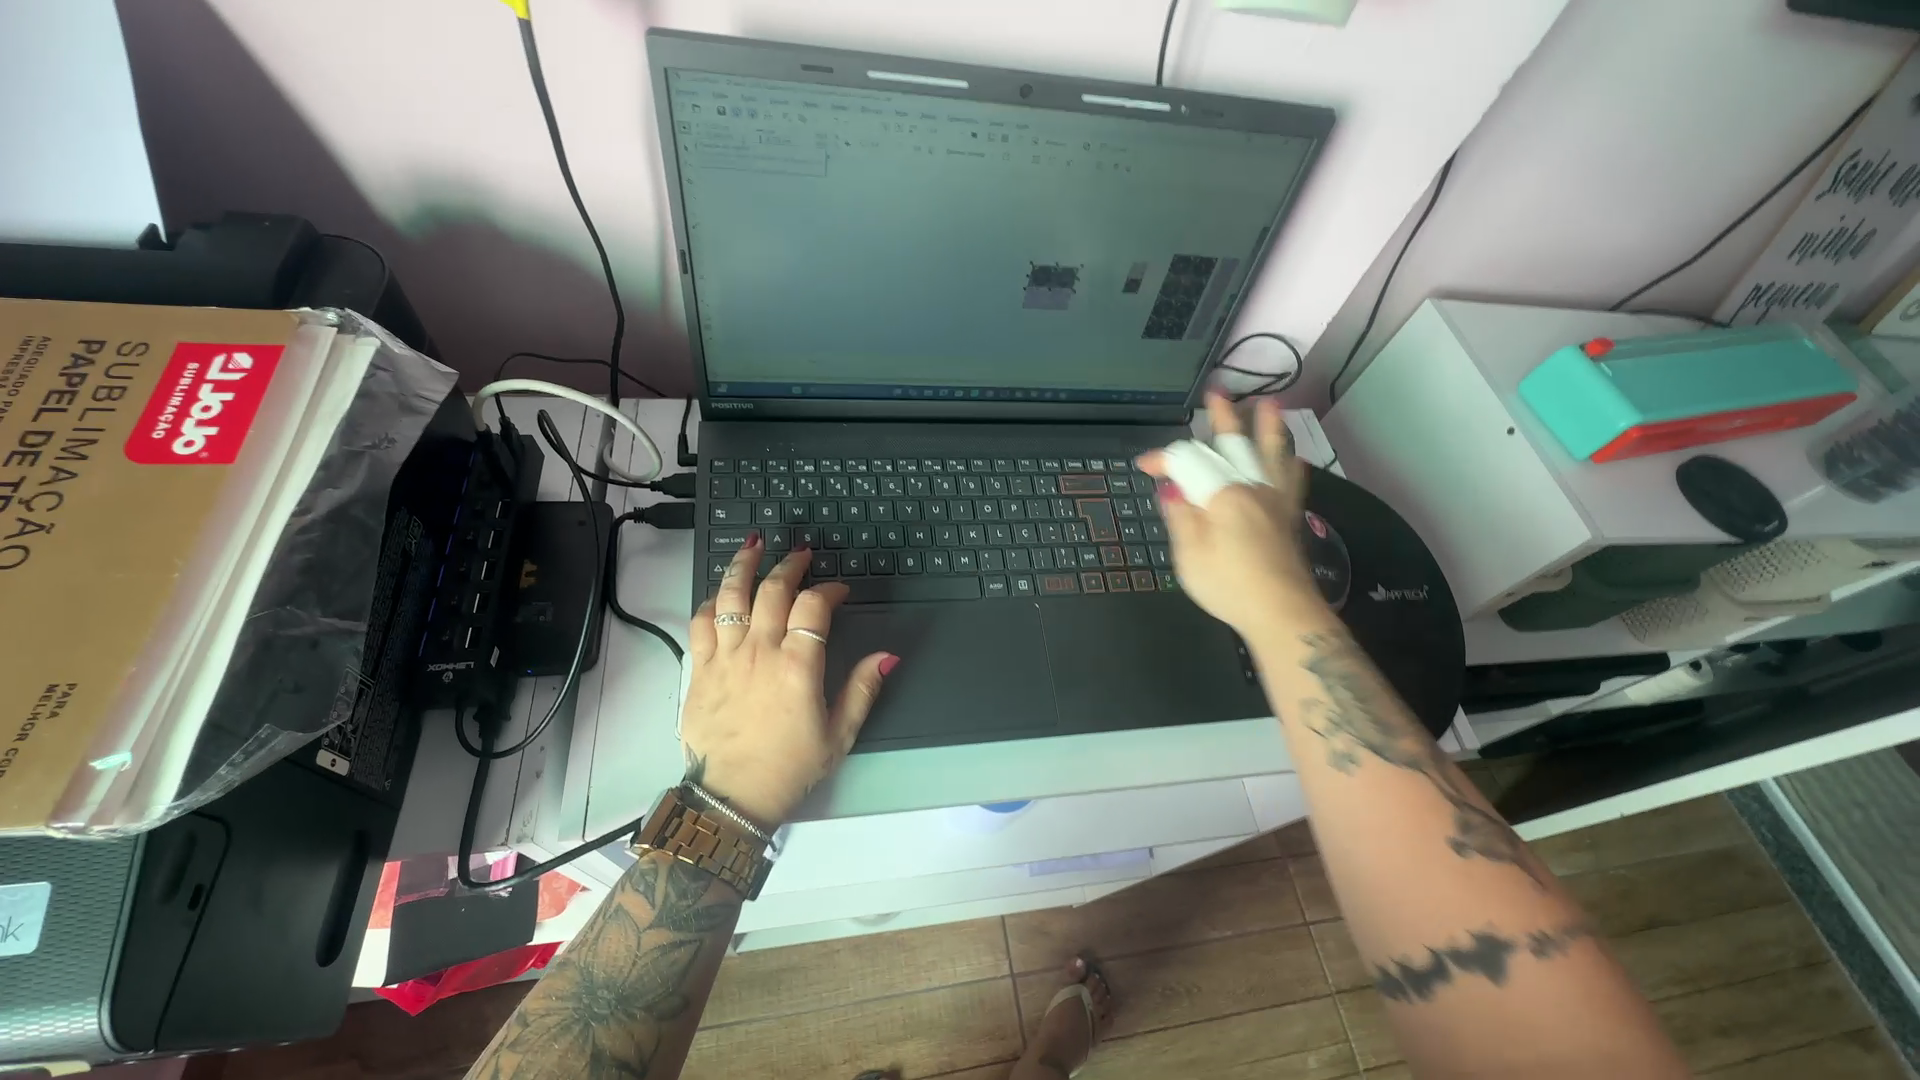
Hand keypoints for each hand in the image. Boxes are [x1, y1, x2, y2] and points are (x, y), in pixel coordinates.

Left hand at [681, 535, 896, 828]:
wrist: (732, 797)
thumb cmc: (788, 768)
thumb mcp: (839, 734)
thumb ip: (863, 689)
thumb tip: (887, 656)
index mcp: (798, 667)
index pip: (815, 607)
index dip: (829, 589)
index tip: (838, 590)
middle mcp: (760, 652)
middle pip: (773, 590)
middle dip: (790, 564)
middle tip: (801, 553)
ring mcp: (725, 658)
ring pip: (731, 595)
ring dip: (743, 565)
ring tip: (753, 545)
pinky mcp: (700, 670)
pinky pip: (701, 622)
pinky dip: (712, 601)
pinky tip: (721, 593)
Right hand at [1138, 394, 1327, 635]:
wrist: (1280, 612)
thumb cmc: (1229, 584)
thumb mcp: (1189, 554)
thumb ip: (1180, 516)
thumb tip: (1170, 489)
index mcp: (1223, 494)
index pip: (1189, 464)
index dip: (1164, 459)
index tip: (1144, 467)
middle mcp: (1252, 488)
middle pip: (1236, 444)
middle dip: (1223, 418)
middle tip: (1218, 394)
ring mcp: (1276, 502)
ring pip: (1273, 453)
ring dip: (1268, 427)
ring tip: (1271, 405)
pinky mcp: (1290, 519)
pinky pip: (1293, 481)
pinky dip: (1291, 464)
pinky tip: (1294, 459)